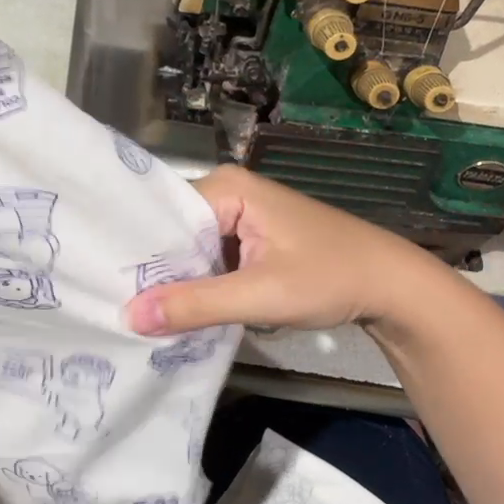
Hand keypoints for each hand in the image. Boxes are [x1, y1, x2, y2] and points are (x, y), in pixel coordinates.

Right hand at [123, 165, 451, 334]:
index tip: (110, 287)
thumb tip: (130, 316)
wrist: (393, 286)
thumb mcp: (262, 295)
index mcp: (226, 187)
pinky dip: (200, 284)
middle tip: (119, 306)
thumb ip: (197, 305)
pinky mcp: (250, 238)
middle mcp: (227, 192)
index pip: (164, 216)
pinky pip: (210, 258)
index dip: (140, 253)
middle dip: (156, 270)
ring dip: (177, 281)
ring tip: (139, 312)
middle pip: (175, 233)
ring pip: (191, 249)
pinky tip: (179, 309)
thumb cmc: (332, 278)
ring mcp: (239, 215)